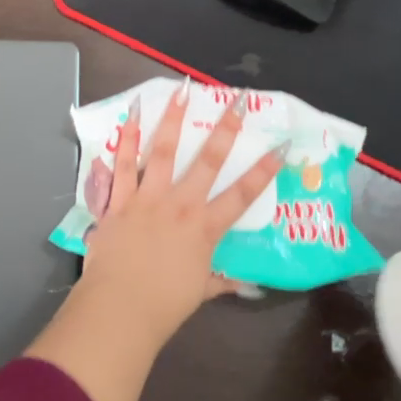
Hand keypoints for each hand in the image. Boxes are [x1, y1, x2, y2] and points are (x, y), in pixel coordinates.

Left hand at [24, 82, 285, 400]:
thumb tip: (241, 283)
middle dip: (226, 129)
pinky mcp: (119, 200)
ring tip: (182, 91)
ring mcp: (148, 198)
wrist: (120, 309)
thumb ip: (218, 281)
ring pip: (163, 151)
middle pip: (207, 161)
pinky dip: (126, 139)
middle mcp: (179, 205)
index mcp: (203, 229)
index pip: (241, 195)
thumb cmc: (163, 306)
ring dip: (173, 119)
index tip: (280, 146)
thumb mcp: (199, 293)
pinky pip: (123, 165)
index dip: (263, 170)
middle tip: (238, 100)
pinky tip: (130, 115)